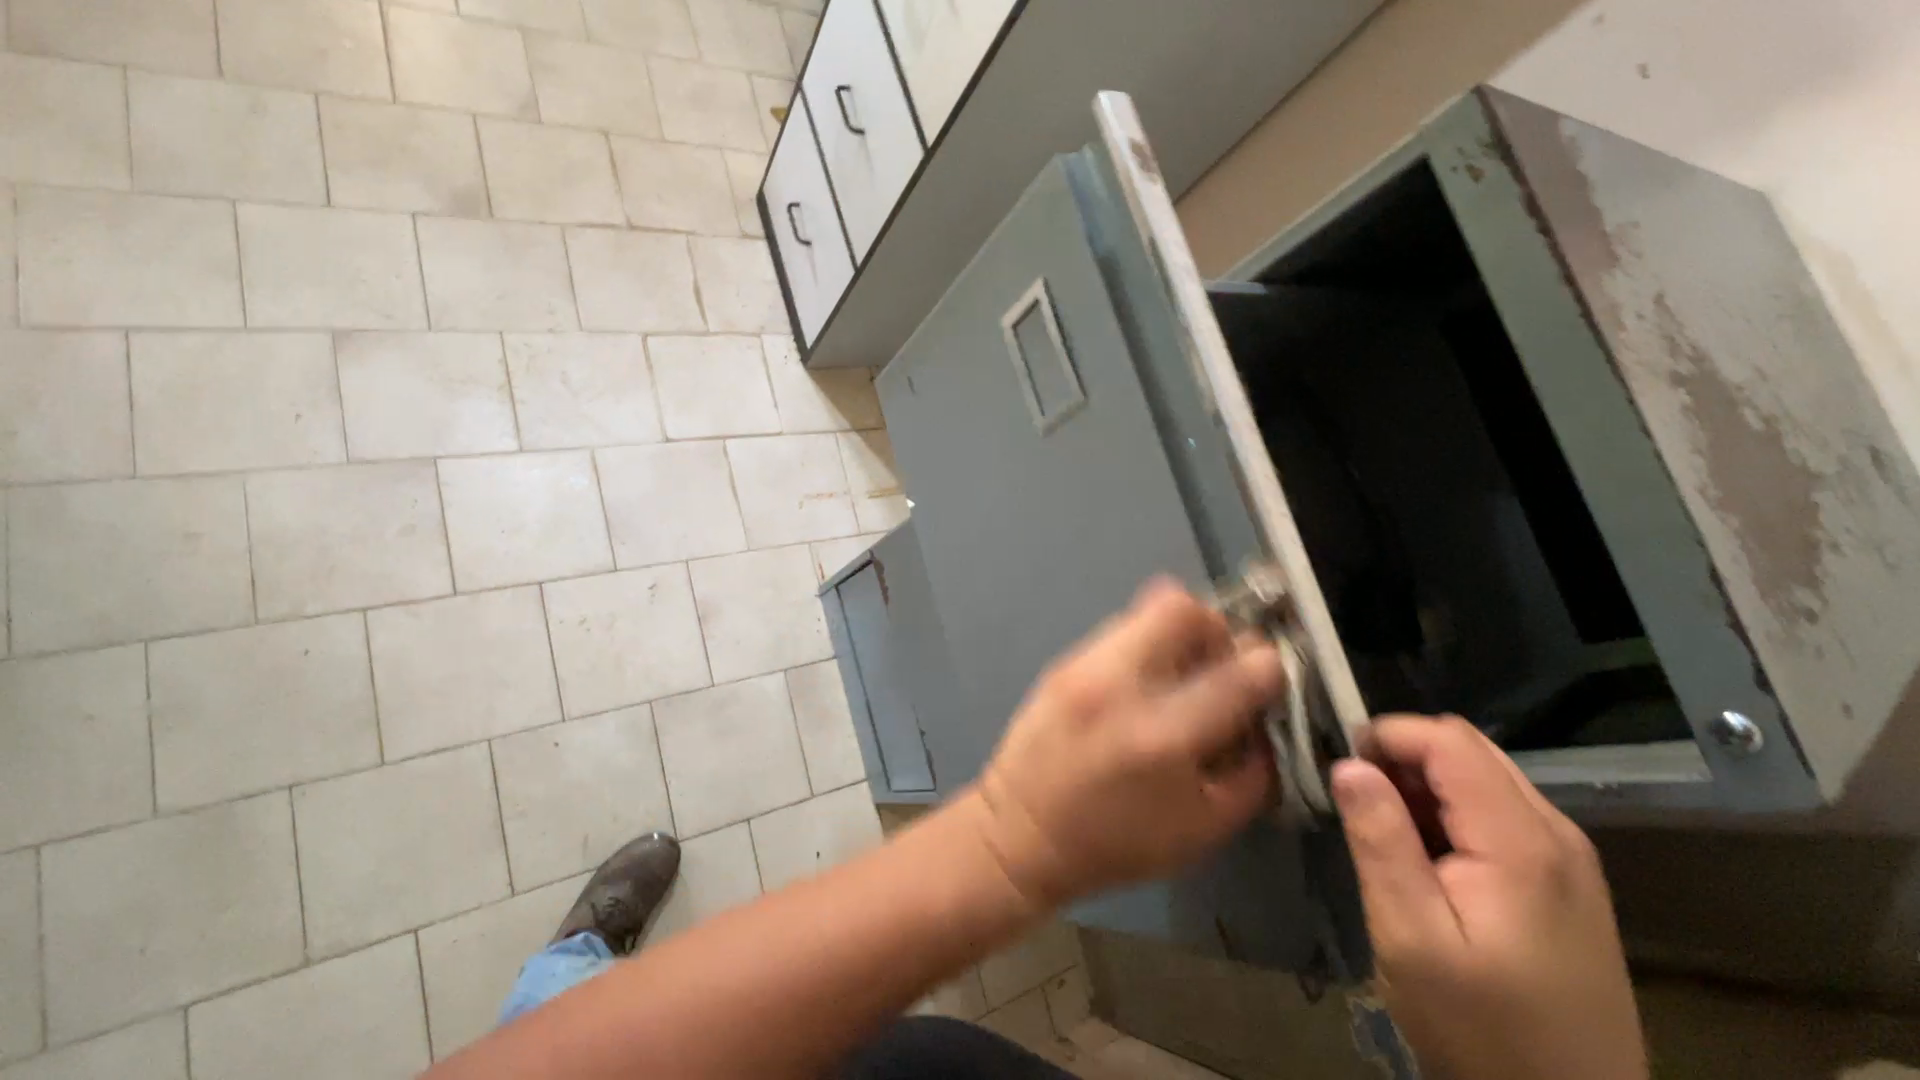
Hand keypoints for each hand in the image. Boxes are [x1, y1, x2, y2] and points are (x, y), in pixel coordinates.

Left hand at [970, 578, 1282, 910]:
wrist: (1021, 835)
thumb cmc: (1117, 843)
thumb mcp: (1206, 828)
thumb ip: (1254, 771)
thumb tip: (1266, 719)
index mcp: (1162, 736)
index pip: (1238, 672)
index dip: (1269, 669)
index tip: (1271, 679)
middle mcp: (1120, 686)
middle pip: (1184, 609)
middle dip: (1216, 630)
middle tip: (1219, 666)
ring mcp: (1084, 666)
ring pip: (1148, 608)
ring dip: (1179, 636)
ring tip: (1180, 678)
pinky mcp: (1063, 662)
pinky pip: (1121, 630)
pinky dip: (1146, 647)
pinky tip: (1143, 688)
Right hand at [1331, 717, 1645, 1079]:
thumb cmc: (1482, 1028)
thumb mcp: (1410, 938)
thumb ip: (1381, 842)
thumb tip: (1349, 764)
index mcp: (1520, 840)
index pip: (1449, 740)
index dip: (1388, 735)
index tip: (1339, 767)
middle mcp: (1555, 832)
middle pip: (1471, 750)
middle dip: (1404, 757)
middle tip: (1356, 801)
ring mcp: (1568, 857)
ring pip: (1485, 778)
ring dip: (1426, 786)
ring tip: (1384, 831)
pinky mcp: (1567, 882)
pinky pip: (1501, 814)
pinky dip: (1453, 814)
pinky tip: (1427, 859)